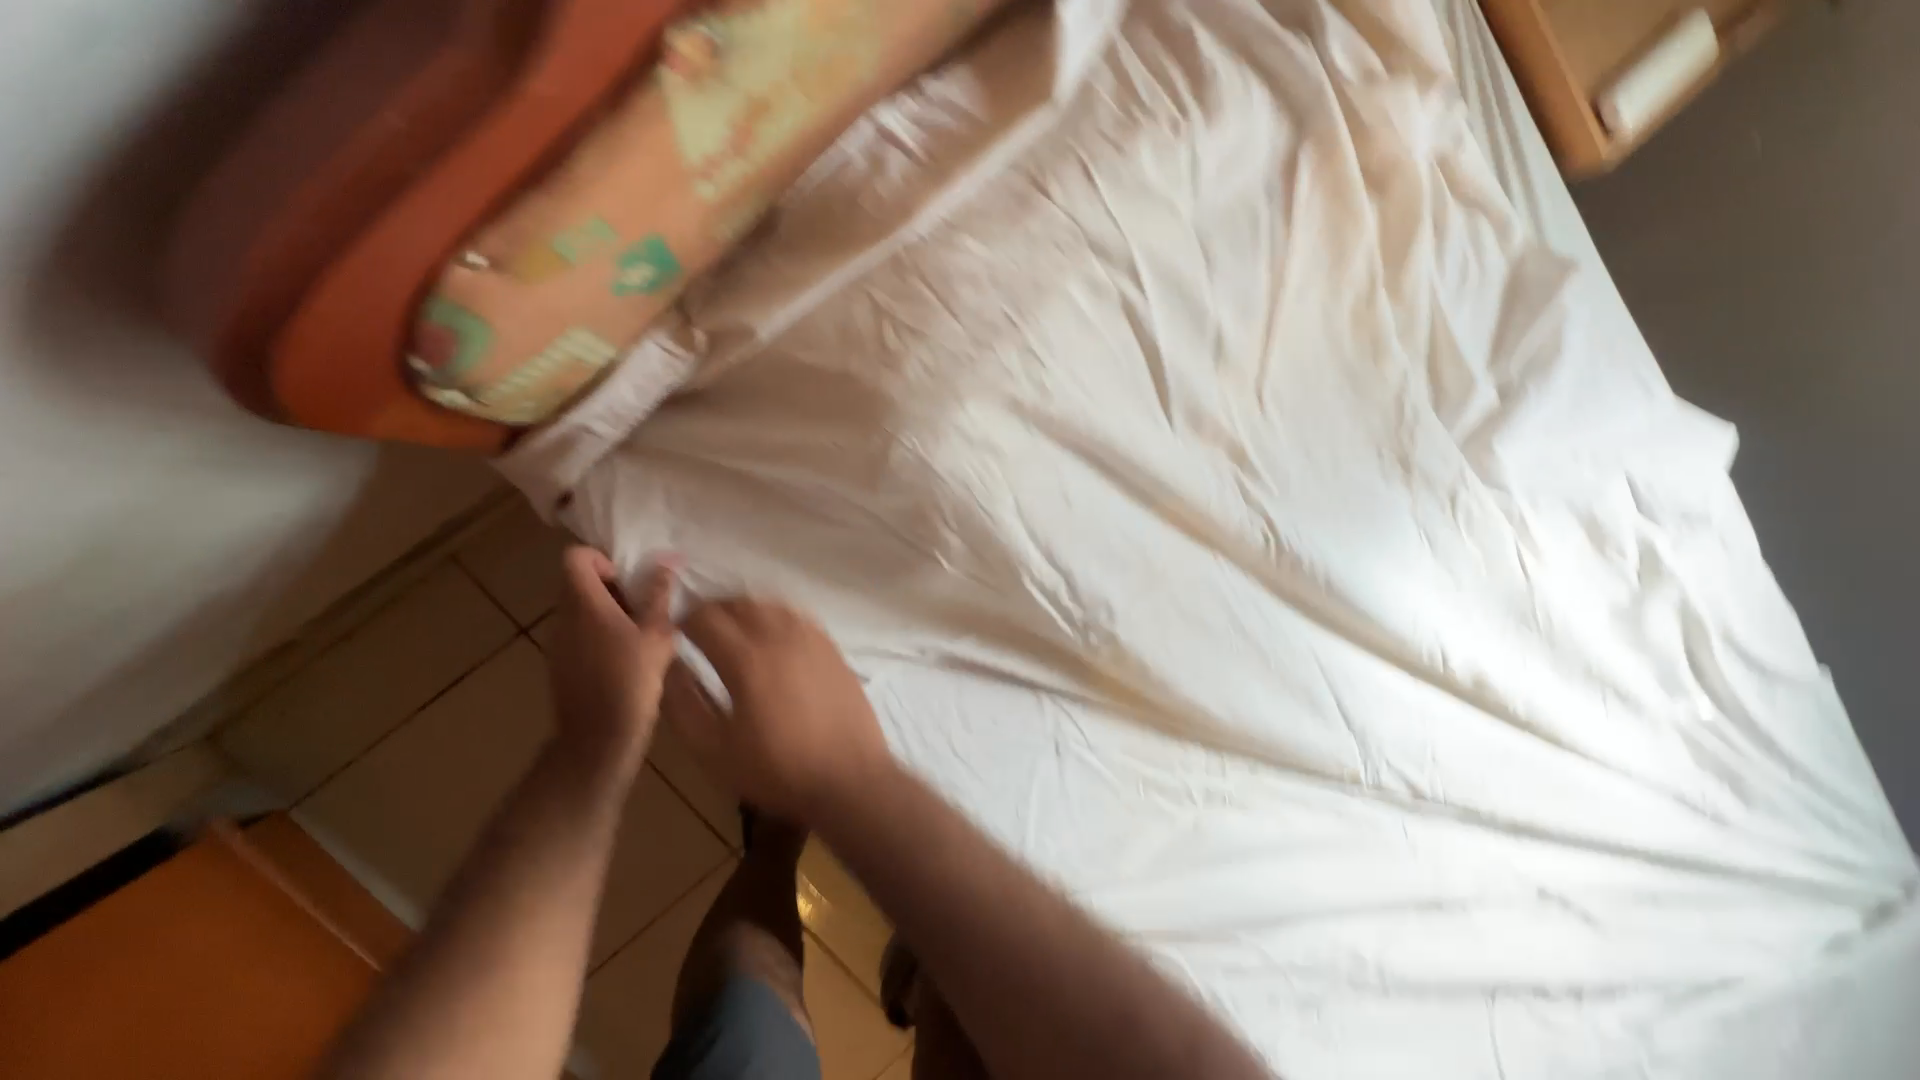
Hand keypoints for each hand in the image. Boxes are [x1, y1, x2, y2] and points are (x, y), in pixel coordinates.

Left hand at [546, 546, 678, 785]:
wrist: (598, 740)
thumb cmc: (631, 682)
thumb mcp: (657, 635)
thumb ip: (658, 596)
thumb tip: (666, 563)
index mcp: (584, 604)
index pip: (575, 558)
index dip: (602, 560)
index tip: (630, 581)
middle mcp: (563, 618)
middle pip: (579, 584)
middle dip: (613, 588)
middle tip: (645, 608)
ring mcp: (558, 643)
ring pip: (580, 611)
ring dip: (609, 614)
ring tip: (641, 636)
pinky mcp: (561, 666)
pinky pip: (579, 636)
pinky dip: (601, 637)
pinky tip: (628, 660)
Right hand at [664, 598, 894, 821]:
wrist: (849, 779)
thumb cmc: (777, 771)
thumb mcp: (714, 750)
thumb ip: (683, 705)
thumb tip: (668, 668)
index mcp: (747, 659)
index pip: (705, 618)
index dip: (683, 620)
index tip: (673, 634)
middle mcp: (780, 636)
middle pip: (738, 603)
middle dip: (712, 611)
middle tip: (698, 629)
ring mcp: (812, 639)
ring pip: (770, 605)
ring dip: (744, 610)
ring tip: (732, 631)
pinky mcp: (833, 649)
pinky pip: (797, 617)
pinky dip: (775, 617)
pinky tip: (771, 638)